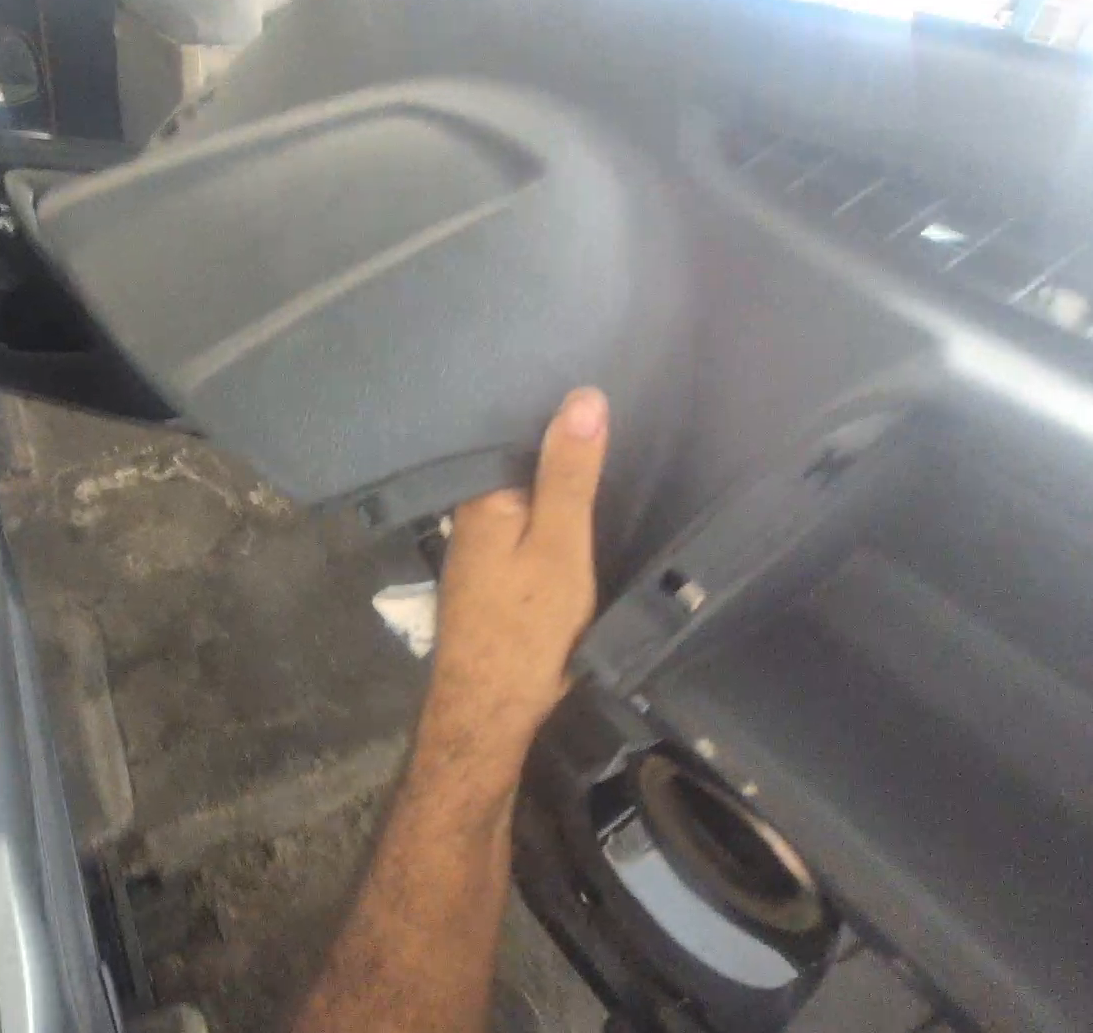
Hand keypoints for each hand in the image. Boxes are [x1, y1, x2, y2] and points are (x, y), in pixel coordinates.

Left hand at [424, 388, 609, 761]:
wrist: (490, 707)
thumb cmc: (526, 626)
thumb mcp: (559, 545)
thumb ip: (569, 475)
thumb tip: (583, 396)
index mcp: (483, 496)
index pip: (520, 433)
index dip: (559, 414)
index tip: (603, 386)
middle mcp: (472, 513)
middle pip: (522, 466)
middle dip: (559, 446)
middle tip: (619, 409)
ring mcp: (480, 545)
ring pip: (525, 497)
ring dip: (557, 481)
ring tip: (609, 448)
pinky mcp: (492, 572)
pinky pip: (525, 526)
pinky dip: (550, 515)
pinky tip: (579, 508)